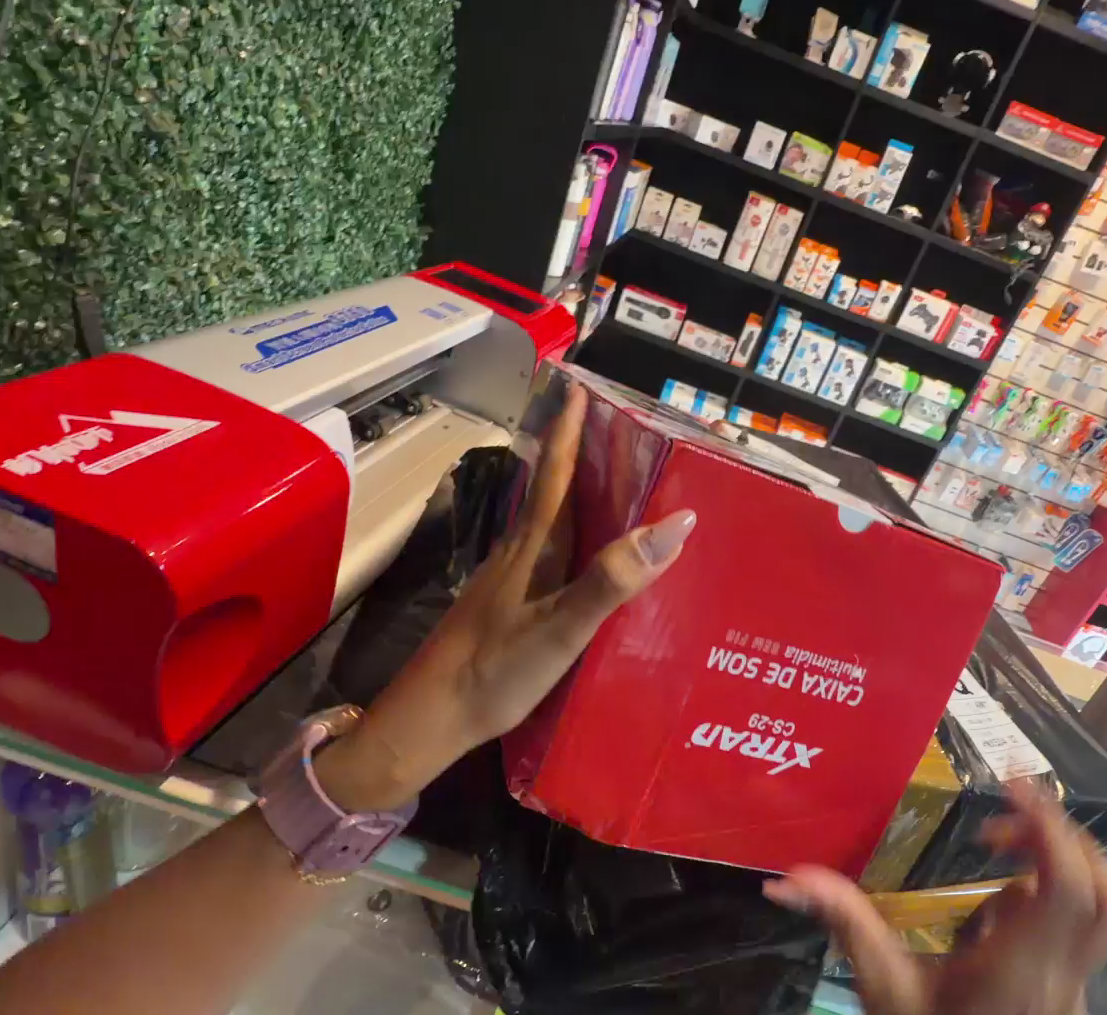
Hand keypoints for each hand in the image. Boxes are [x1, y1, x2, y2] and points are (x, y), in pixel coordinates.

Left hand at [317, 383, 696, 809]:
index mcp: (534, 547)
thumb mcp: (562, 628)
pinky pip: (547, 553)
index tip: (580, 389)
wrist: (429, 718)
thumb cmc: (494, 671)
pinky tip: (583, 554)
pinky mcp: (506, 604)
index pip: (555, 473)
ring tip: (612, 482)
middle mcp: (520, 553)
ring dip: (575, 493)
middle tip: (615, 428)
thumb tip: (677, 522)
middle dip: (579, 453)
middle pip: (552, 489)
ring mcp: (509, 579)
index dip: (569, 429)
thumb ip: (614, 578)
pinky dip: (571, 536)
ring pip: (548, 521)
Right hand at [763, 784, 1106, 1014]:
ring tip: (994, 850)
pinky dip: (1046, 896)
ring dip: (1055, 863)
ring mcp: (1070, 988)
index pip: (1067, 886)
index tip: (1009, 785)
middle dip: (1062, 837)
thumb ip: (843, 924)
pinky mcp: (1063, 993)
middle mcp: (1061, 975)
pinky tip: (992, 908)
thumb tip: (783, 880)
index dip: (1049, 827)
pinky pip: (1075, 929)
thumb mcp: (883, 990)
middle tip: (1001, 818)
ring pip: (1098, 909)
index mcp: (1022, 969)